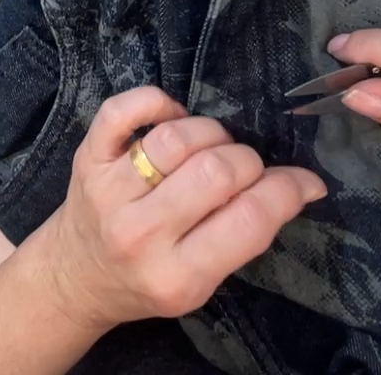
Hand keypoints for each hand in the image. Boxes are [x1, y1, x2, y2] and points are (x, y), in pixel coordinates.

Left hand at [19, 86, 326, 331]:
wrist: (76, 275)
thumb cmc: (147, 278)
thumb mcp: (200, 280)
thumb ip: (243, 233)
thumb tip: (304, 183)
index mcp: (178, 278)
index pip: (247, 222)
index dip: (286, 191)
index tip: (304, 179)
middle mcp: (141, 234)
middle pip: (213, 172)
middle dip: (246, 160)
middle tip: (245, 165)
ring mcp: (110, 192)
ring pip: (174, 139)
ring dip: (209, 132)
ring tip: (213, 143)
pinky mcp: (88, 157)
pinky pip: (121, 110)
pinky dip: (154, 101)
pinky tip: (172, 114)